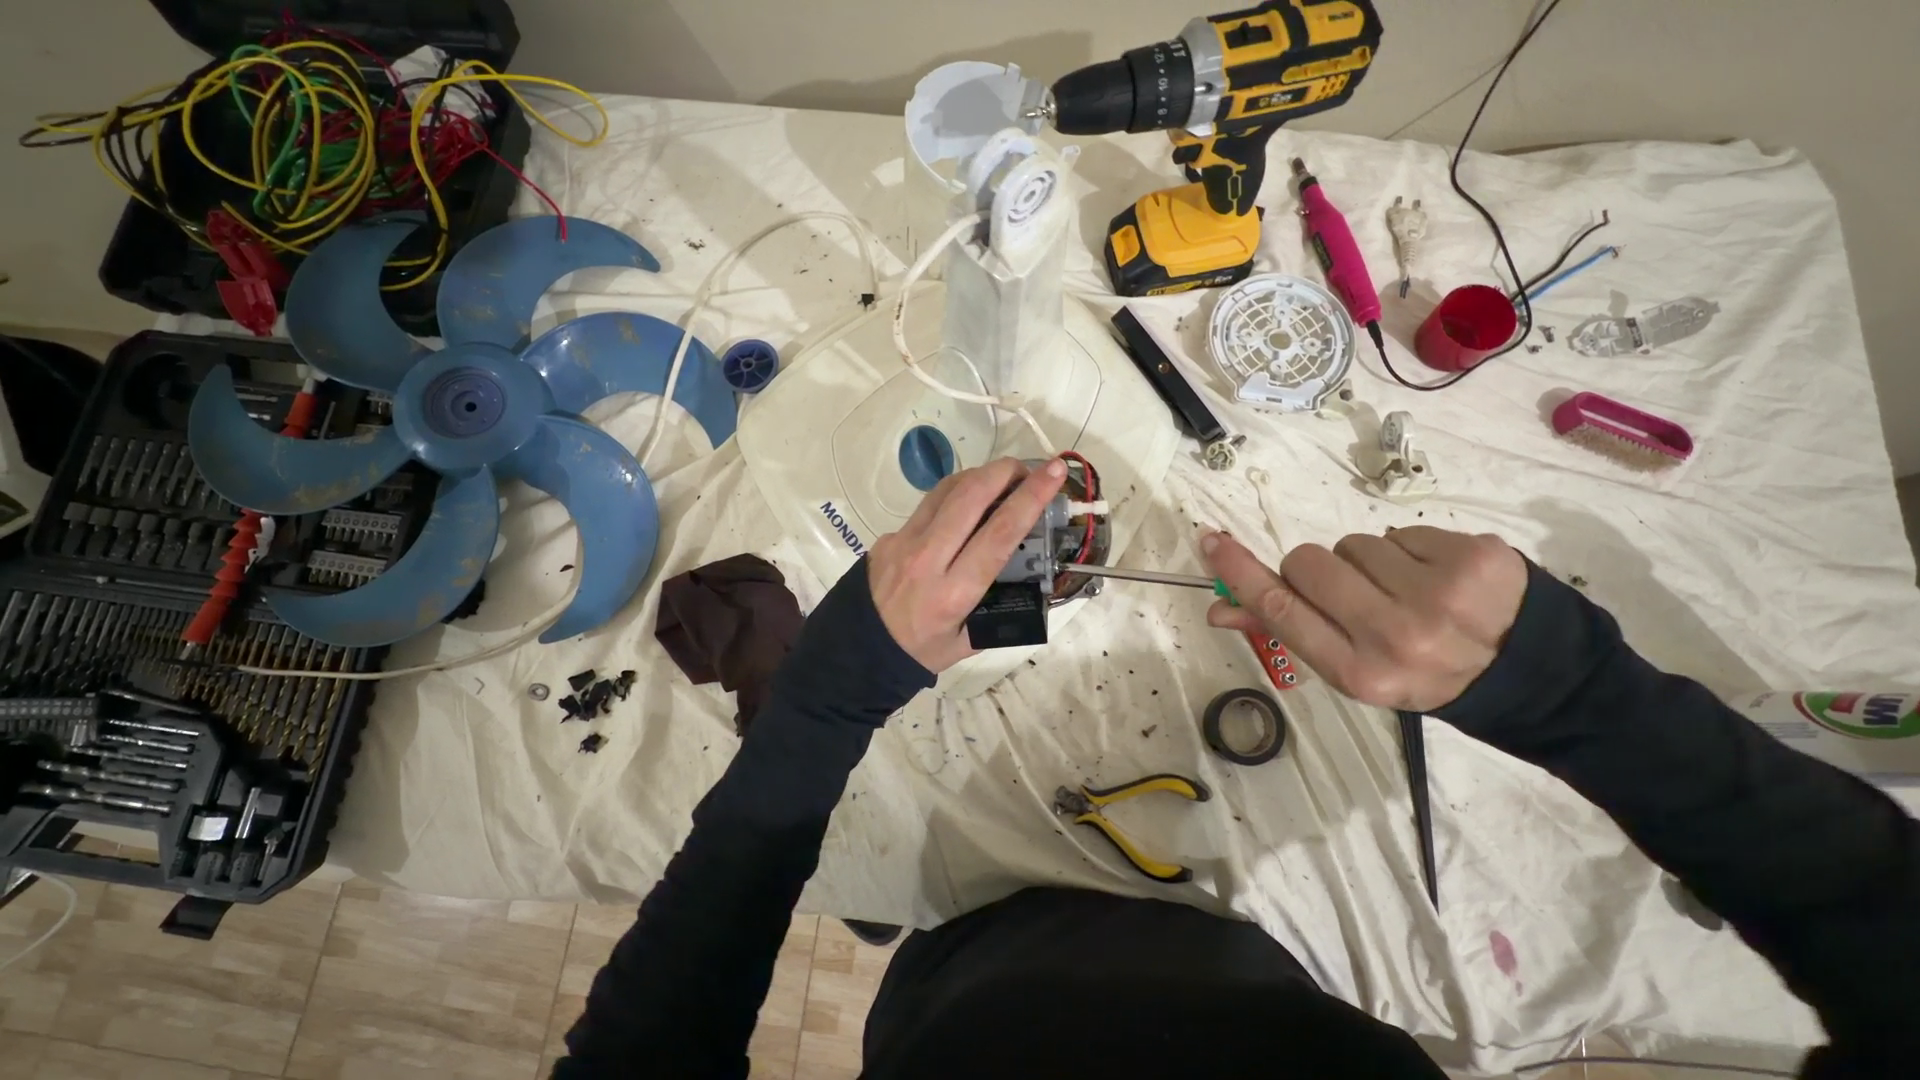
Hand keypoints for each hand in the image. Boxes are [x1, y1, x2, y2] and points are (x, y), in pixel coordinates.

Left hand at [867, 457, 1067, 673]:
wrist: (857, 648)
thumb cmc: (919, 651)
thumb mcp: (967, 643)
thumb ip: (1000, 613)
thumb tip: (1030, 583)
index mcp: (954, 592)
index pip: (1000, 533)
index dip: (1031, 497)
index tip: (1054, 473)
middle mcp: (929, 559)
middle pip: (971, 495)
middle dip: (1006, 471)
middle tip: (1030, 469)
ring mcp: (905, 541)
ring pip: (948, 490)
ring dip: (982, 475)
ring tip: (1005, 477)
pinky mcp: (891, 535)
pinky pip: (929, 502)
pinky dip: (957, 492)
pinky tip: (970, 499)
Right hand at [1200, 526, 1526, 711]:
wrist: (1532, 677)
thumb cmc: (1424, 675)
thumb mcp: (1355, 670)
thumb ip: (1290, 633)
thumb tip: (1218, 608)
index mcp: (1359, 671)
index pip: (1280, 609)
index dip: (1240, 572)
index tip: (1211, 541)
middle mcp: (1394, 634)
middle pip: (1309, 562)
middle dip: (1318, 569)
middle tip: (1351, 590)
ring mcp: (1437, 593)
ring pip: (1356, 543)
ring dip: (1369, 561)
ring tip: (1407, 591)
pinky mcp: (1473, 556)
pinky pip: (1404, 532)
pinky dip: (1413, 550)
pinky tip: (1440, 578)